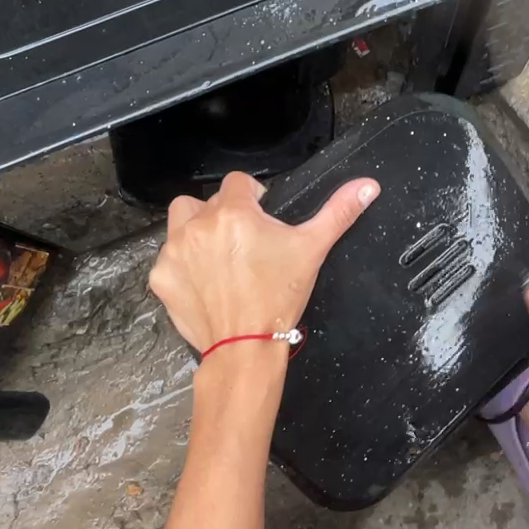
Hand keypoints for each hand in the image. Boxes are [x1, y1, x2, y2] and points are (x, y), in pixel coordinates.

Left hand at [150, 172, 379, 354]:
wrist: (245, 346)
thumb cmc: (278, 298)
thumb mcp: (312, 250)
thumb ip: (338, 212)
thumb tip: (367, 186)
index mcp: (234, 212)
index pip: (239, 182)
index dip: (253, 196)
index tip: (261, 217)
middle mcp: (198, 224)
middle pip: (208, 200)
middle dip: (225, 214)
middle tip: (243, 242)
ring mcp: (175, 250)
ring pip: (181, 220)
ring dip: (196, 229)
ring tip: (219, 255)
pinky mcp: (162, 276)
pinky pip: (168, 256)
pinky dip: (183, 264)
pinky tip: (204, 280)